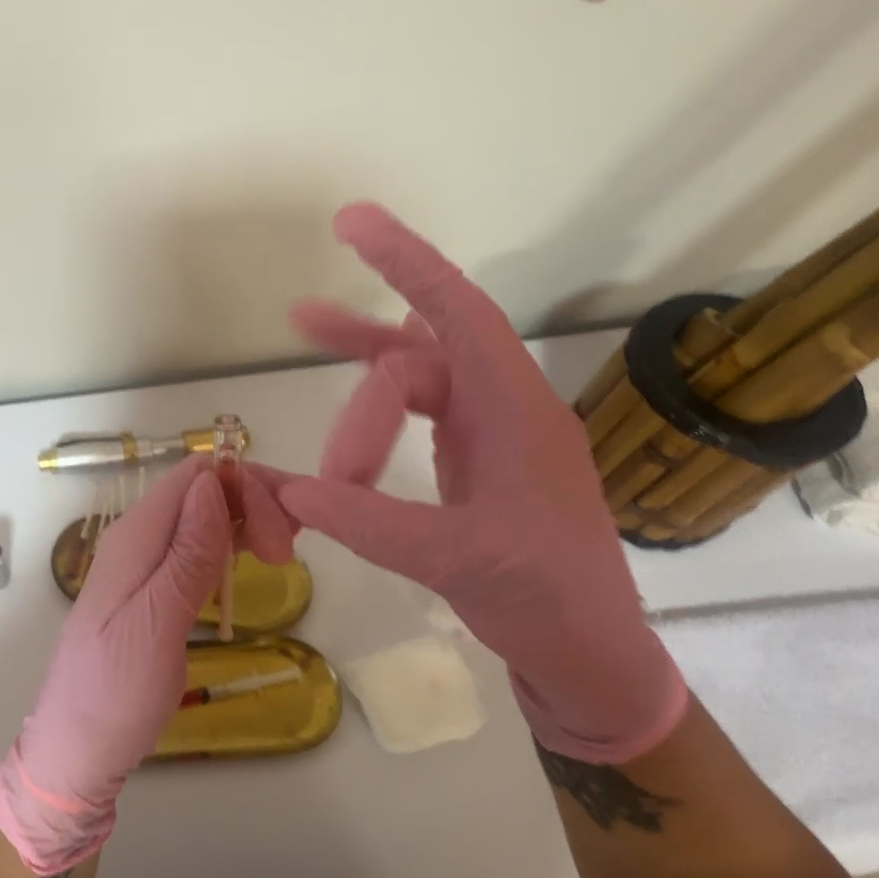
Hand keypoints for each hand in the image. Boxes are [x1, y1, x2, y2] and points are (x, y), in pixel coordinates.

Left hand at [0, 456, 294, 873]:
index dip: (246, 486)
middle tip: (289, 553)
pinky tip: (252, 567)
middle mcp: (137, 539)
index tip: (284, 532)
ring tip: (283, 556)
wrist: (78, 748)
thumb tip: (212, 484)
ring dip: (247, 523)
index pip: (197, 476)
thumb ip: (186, 555)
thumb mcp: (157, 624)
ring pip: (202, 517)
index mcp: (135, 538)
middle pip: (202, 491)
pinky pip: (195, 548)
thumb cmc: (115, 694)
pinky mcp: (153, 589)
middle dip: (253, 503)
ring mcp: (143, 564)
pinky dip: (230, 548)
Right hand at [270, 202, 686, 764]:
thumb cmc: (546, 601)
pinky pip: (417, 418)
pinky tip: (344, 429)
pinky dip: (373, 421)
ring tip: (302, 331)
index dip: (407, 262)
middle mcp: (505, 410)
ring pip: (417, 380)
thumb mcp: (458, 560)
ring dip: (361, 371)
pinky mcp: (475, 465)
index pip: (458, 312)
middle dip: (361, 378)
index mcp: (517, 412)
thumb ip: (371, 522)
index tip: (351, 223)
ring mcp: (490, 437)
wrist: (589, 655)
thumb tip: (288, 489)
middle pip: (423, 352)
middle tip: (308, 382)